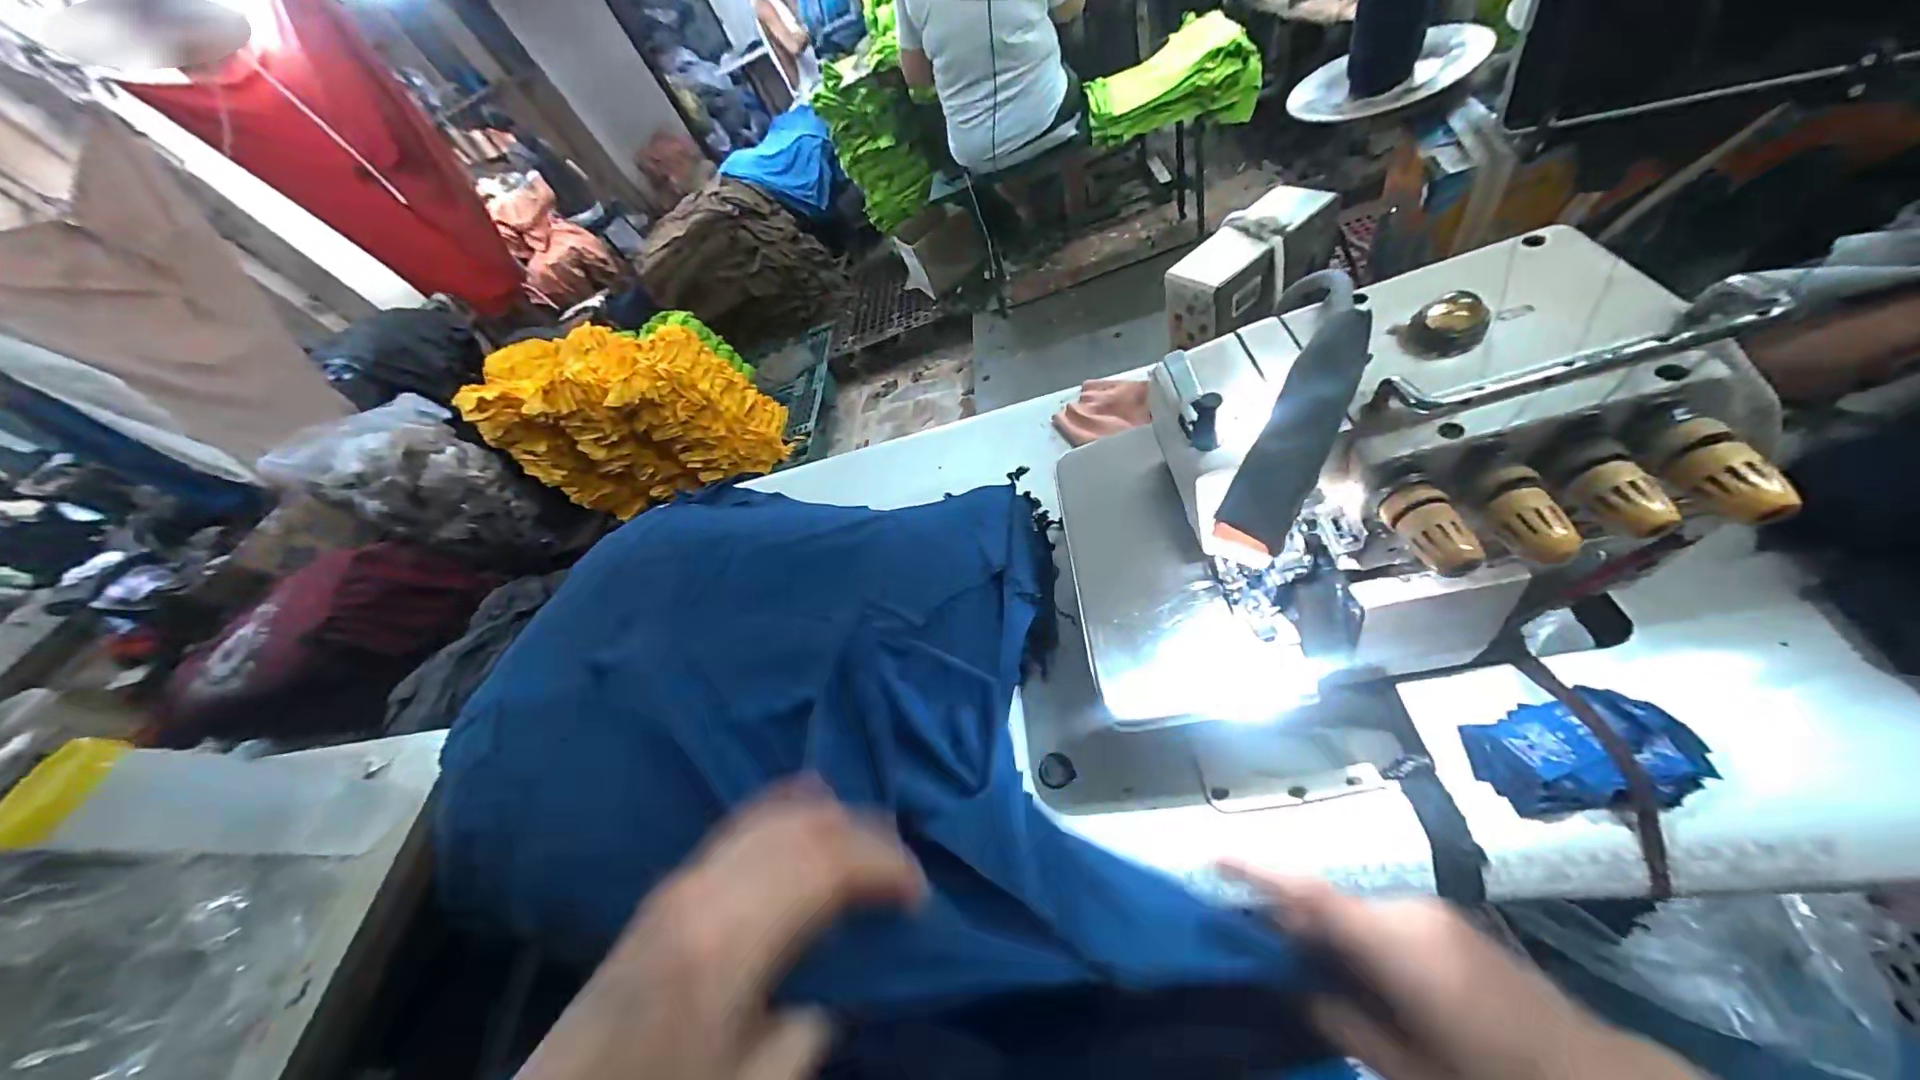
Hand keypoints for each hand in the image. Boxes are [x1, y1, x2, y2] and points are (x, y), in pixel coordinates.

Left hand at [518, 779, 926, 1079]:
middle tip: (904, 865)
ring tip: (872, 839)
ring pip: (776, 814)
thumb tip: (840, 974)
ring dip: (833, 817)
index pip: (829, 867)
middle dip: (867, 836)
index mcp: (730, 939)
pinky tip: (813, 798)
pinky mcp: (673, 879)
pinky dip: (787, 805)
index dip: (885, 866)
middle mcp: (708, 887)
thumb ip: (812, 1019)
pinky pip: (743, 822)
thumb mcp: (755, 1079)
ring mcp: (685, 875)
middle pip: (807, 829)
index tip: (919, 893)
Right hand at [1220, 865, 1702, 1079]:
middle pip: (1325, 901)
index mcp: (1395, 942)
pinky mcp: (1446, 922)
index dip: (1256, 870)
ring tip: (1305, 969)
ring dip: (1323, 930)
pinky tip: (1356, 972)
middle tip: (1255, 946)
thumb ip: (1339, 1019)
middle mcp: (1407, 910)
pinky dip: (1354, 935)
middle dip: (1287, 918)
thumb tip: (1286, 984)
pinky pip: (1379, 918)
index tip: (1211, 854)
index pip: (1307, 892)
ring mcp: (1431, 912)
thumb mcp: (1409, 1069)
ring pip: (1351, 910)